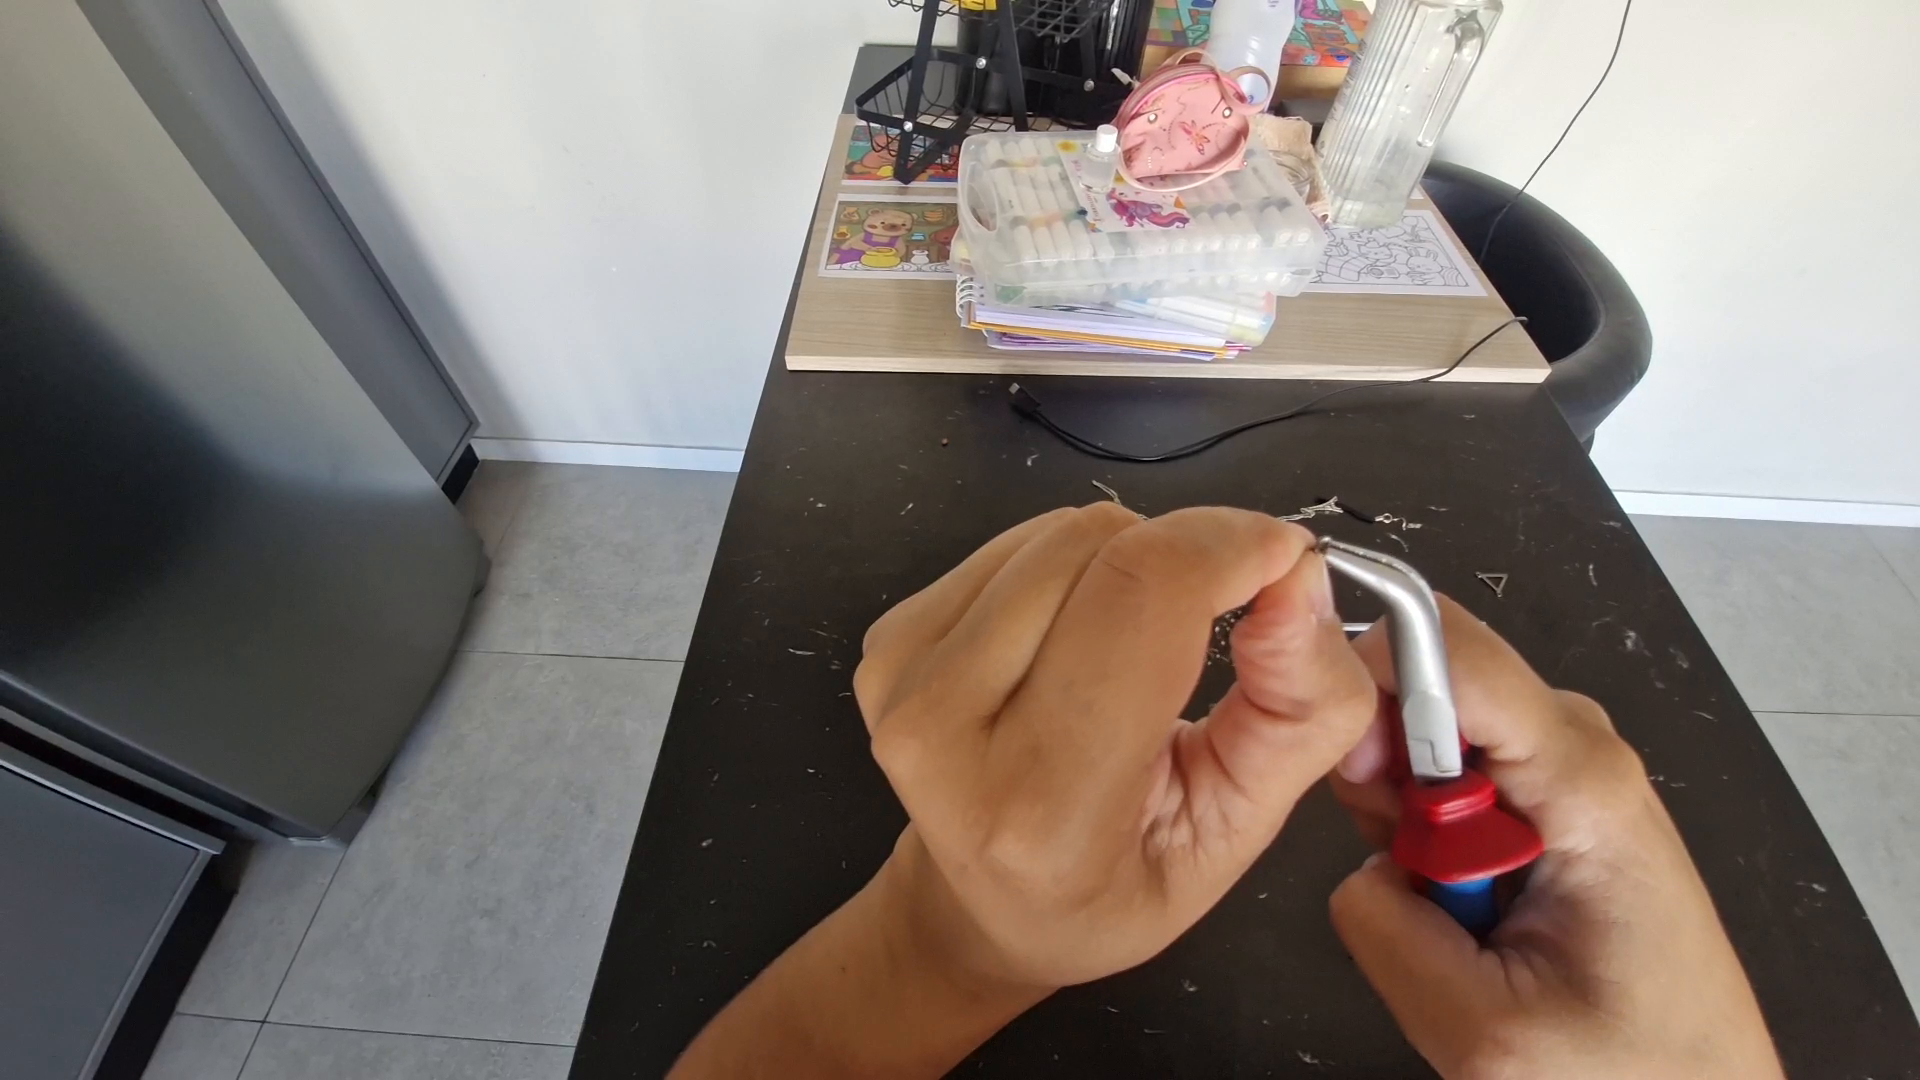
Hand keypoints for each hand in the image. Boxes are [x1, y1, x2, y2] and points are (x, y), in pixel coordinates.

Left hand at [855, 504, 1376, 990]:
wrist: (973, 899)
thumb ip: (1298, 710)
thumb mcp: (1233, 831)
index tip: (1283, 557)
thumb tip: (1296, 577)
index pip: (1141, 599)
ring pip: (1056, 531)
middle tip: (1207, 618)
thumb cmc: (1109, 886)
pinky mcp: (887, 638)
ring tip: (1125, 643)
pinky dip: (1066, 566)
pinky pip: (1011, 542)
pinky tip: (1066, 635)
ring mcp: (903, 675)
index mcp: (1045, 799)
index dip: (1229, 547)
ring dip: (1122, 560)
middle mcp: (946, 726)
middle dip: (1185, 554)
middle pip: (1098, 544)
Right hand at [1329, 596, 1781, 1079]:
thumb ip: (1382, 924)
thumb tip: (1355, 858)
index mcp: (1580, 779)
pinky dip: (1407, 800)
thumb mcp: (1484, 1032)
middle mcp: (1571, 739)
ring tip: (1432, 876)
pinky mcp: (1533, 776)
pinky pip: (1429, 749)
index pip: (1450, 649)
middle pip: (1420, 673)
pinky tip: (1445, 868)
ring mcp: (1553, 753)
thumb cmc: (1620, 1071)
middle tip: (1397, 849)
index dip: (1371, 674)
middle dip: (1376, 749)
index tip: (1356, 767)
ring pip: (1414, 713)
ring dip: (1390, 787)